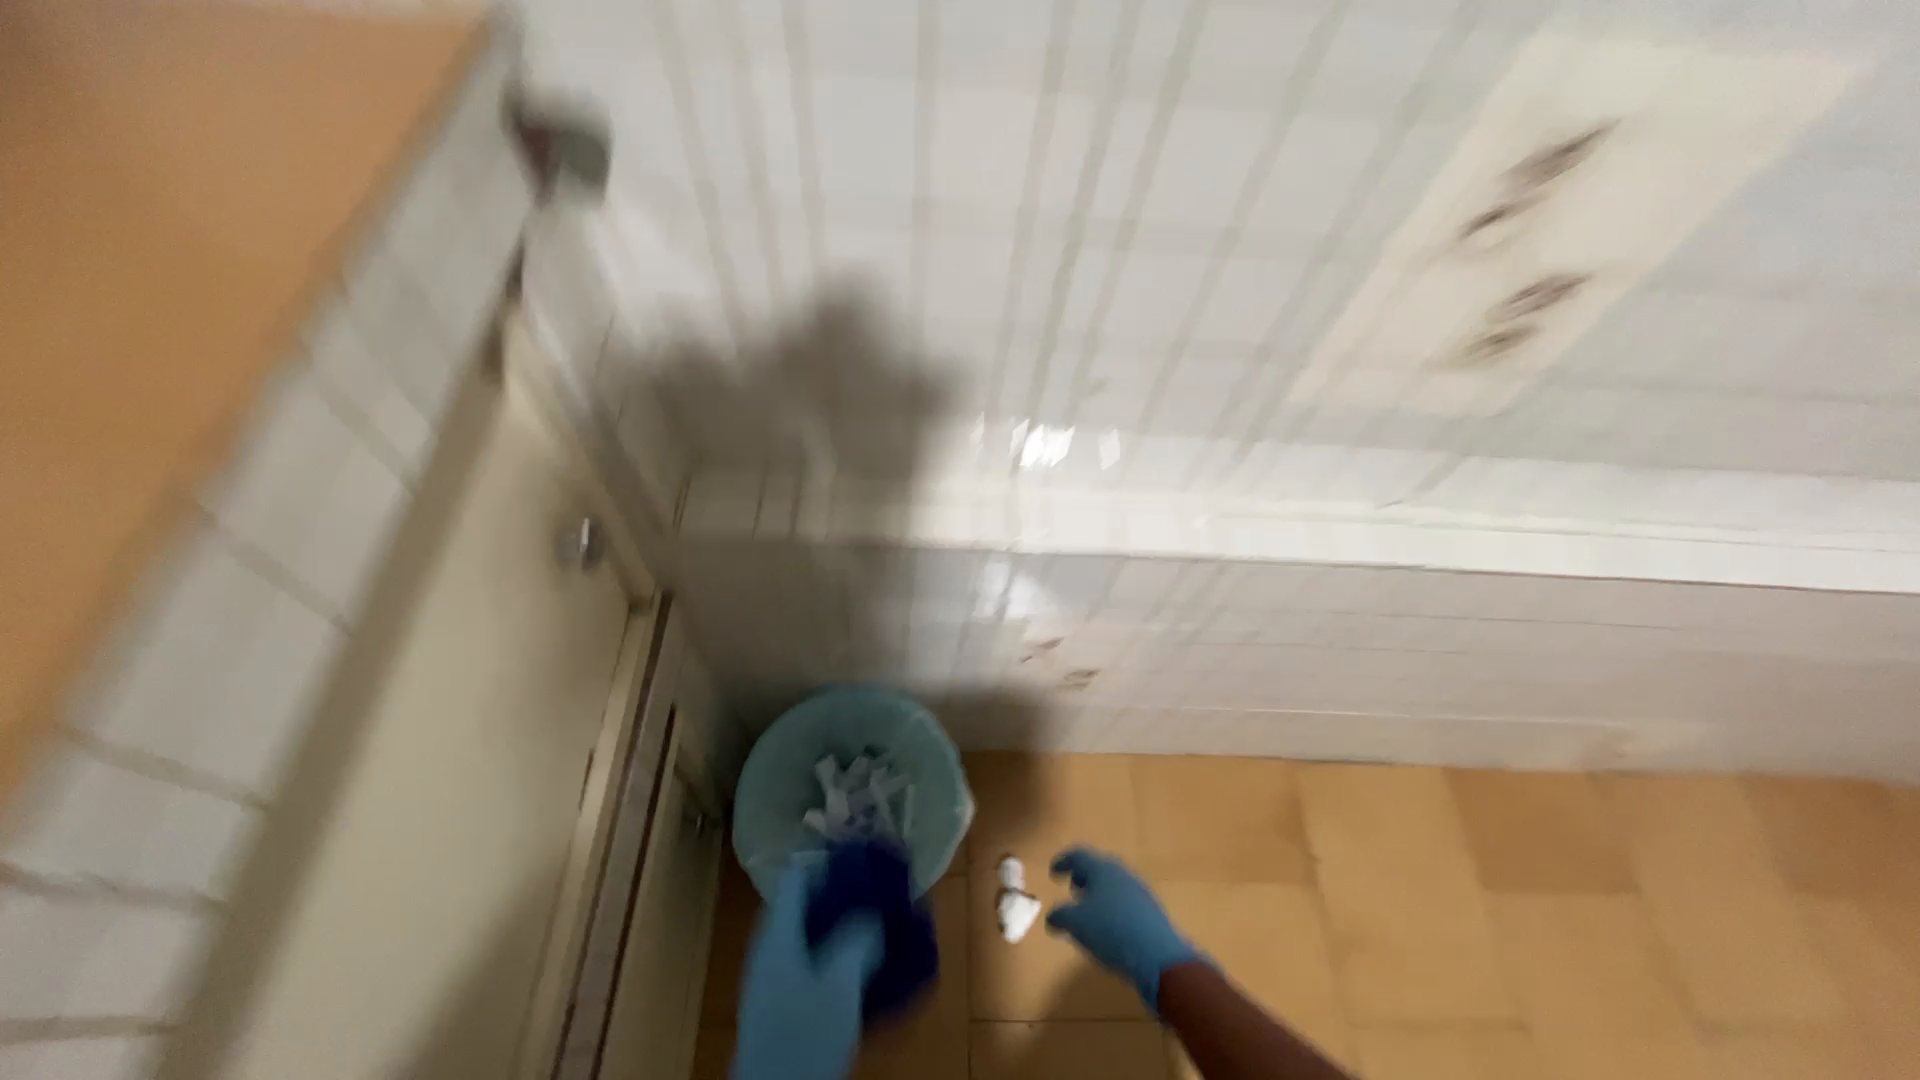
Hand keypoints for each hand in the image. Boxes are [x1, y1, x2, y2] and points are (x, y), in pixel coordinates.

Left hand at [732, 862, 883, 1079]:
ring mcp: (769, 974)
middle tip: (869, 887)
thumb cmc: (805, 1032)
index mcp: (778, 932)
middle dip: (834, 891)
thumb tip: (871, 916)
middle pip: (799, 902)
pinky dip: (826, 948)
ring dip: (832, 921)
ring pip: (802, 931)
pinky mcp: (776, 999)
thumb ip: (857, 941)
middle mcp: (768, 946)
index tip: (857, 853)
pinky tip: (851, 962)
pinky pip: (803, 956)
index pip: (795, 875)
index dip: (825, 858)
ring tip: (868, 921)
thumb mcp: (842, 984)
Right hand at [1046, 847, 1200, 1010]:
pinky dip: (1113, 908)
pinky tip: (1109, 927)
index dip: (1064, 861)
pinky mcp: (1151, 912)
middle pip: (1099, 868)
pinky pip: (1126, 902)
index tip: (1054, 871)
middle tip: (1073, 887)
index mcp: (1102, 870)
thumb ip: (1060, 916)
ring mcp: (1140, 892)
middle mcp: (1122, 875)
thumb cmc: (1110, 931)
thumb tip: (1053, 917)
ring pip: (1114, 885)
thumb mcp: (1075, 924)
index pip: (1079, 856)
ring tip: (1089, 910)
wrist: (1158, 956)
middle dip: (1084, 876)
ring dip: (1099, 893)